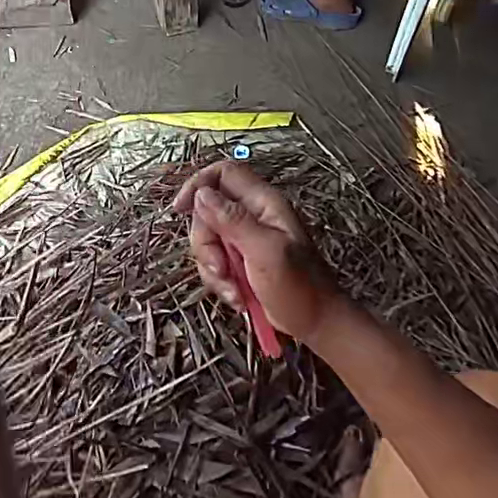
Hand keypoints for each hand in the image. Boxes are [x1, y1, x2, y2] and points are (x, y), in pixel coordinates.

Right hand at [170, 161, 341, 340]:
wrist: (316, 324)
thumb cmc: (301, 287)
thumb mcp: (266, 251)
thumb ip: (233, 220)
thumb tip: (202, 194)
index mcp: (263, 203)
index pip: (223, 174)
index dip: (198, 185)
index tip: (181, 208)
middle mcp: (252, 216)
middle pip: (207, 212)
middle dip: (206, 243)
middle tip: (222, 268)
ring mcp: (245, 239)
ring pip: (208, 240)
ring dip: (213, 268)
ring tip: (235, 289)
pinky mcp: (241, 261)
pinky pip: (214, 263)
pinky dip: (220, 282)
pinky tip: (238, 296)